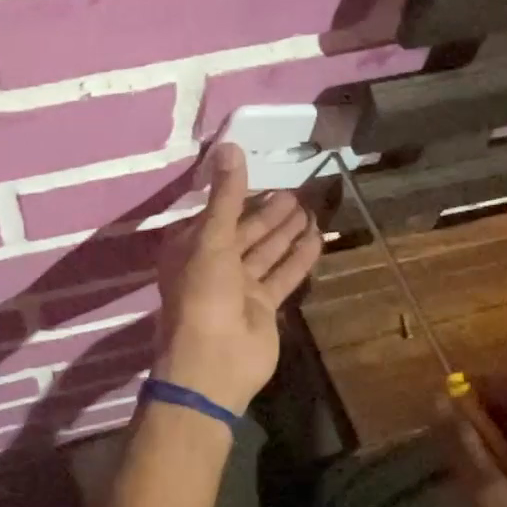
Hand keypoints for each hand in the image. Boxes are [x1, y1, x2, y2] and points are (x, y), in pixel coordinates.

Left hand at [153, 143, 321, 415]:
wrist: (214, 361)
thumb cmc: (203, 294)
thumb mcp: (211, 238)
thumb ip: (226, 196)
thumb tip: (230, 146)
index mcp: (190, 247)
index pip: (216, 212)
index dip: (236, 194)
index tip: (260, 172)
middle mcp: (213, 264)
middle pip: (244, 230)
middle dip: (268, 212)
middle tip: (296, 189)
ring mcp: (239, 286)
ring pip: (266, 250)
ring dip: (285, 230)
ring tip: (310, 205)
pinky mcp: (263, 306)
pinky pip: (284, 274)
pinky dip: (299, 256)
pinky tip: (317, 235)